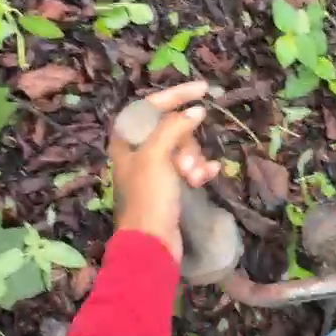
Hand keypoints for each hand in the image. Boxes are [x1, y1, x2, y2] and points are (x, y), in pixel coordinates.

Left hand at [109, 81, 220, 260]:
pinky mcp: (169, 186)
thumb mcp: (157, 156)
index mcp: (126, 139)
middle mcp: (138, 151)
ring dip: (195, 159)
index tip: (204, 89)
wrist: (151, 246)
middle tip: (188, 164)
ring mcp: (154, 169)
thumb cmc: (149, 197)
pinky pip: (190, 166)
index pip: (152, 104)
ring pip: (184, 148)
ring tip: (195, 177)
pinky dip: (200, 169)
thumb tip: (196, 110)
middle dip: (187, 142)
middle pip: (172, 128)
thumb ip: (175, 127)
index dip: (177, 94)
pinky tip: (208, 176)